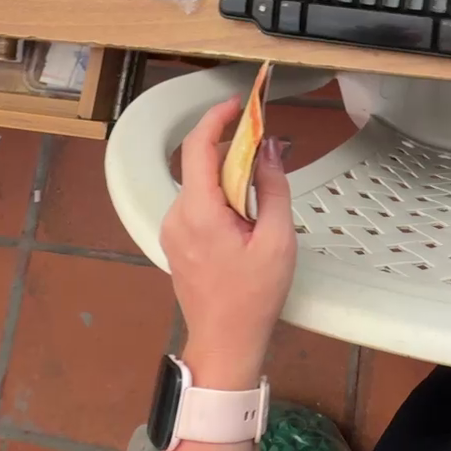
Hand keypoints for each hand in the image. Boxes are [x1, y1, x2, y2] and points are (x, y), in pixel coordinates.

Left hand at [160, 97, 294, 389]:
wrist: (225, 345)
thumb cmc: (254, 296)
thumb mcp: (277, 240)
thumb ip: (273, 187)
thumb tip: (270, 147)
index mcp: (200, 212)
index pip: (198, 147)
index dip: (216, 118)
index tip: (240, 105)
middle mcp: (178, 215)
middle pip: (200, 163)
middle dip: (232, 148)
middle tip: (266, 148)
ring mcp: (173, 228)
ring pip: (200, 182)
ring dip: (228, 172)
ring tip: (260, 186)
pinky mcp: (177, 240)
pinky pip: (197, 201)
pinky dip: (220, 192)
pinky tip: (245, 210)